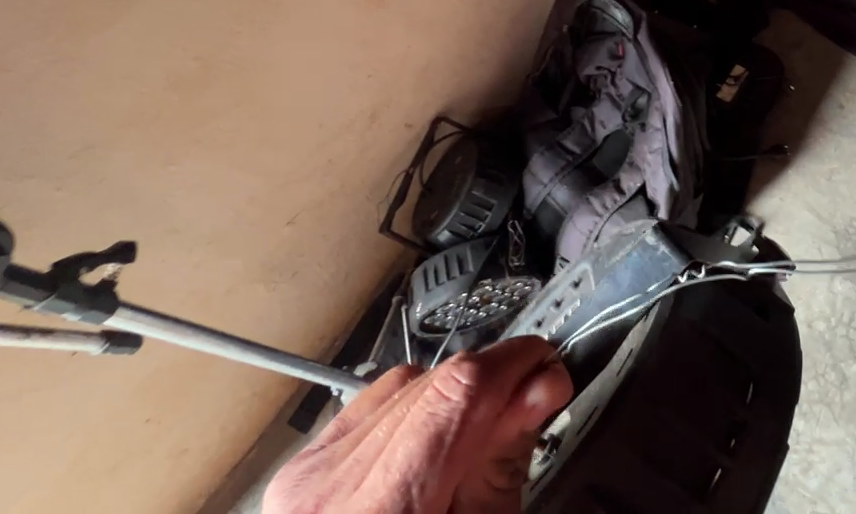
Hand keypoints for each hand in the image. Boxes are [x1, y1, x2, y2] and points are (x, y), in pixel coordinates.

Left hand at [264, 337, 572, 513]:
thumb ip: (504, 466)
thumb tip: (538, 389)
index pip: (458, 392)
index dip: (516, 366)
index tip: (549, 371)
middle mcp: (327, 488)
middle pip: (437, 383)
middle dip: (496, 384)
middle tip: (529, 408)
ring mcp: (308, 473)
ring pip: (410, 382)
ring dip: (461, 396)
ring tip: (479, 442)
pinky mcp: (306, 466)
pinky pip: (377, 402)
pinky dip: (421, 407)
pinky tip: (439, 440)